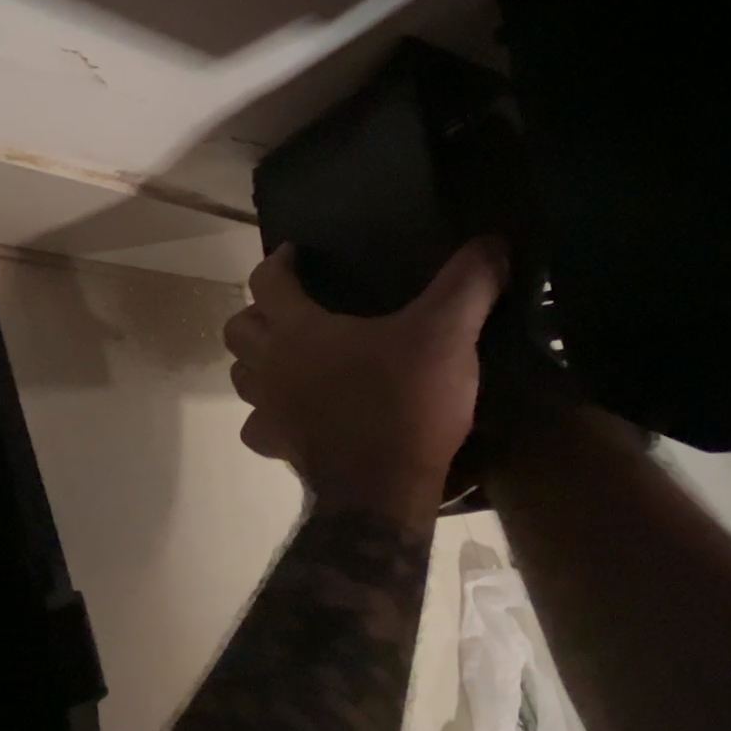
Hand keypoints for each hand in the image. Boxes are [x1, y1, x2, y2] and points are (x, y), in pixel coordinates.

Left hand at [223, 241, 505, 519]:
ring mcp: (267, 407)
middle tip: (289, 310)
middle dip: (257, 313)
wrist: (383, 488)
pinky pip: (255, 425)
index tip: (293, 254)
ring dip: (255, 362)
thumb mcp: (446, 335)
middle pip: (238, 328)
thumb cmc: (405, 402)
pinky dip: (266, 416)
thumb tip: (492, 242)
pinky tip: (291, 414)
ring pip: (239, 375)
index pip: (266, 281)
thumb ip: (467, 285)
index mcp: (296, 329)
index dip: (277, 262)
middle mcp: (269, 364)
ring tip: (288, 358)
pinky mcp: (276, 444)